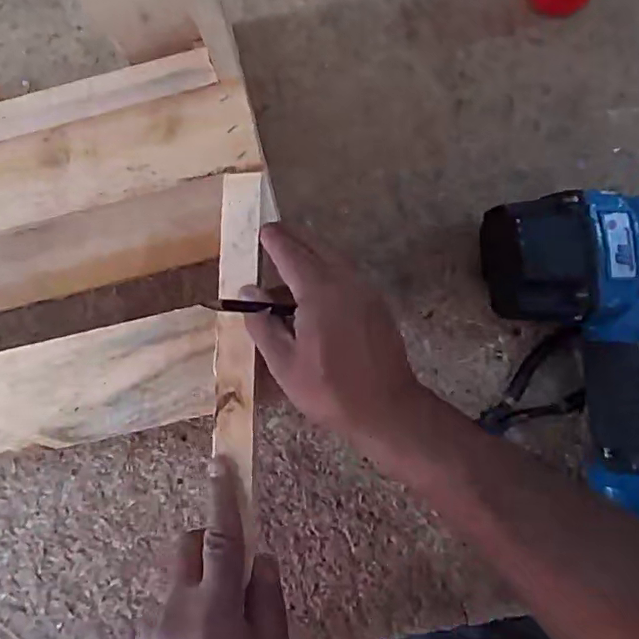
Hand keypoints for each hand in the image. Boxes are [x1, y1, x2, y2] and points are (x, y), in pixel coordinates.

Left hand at [132, 458, 290, 638]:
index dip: (223, 496)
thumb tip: (261, 557)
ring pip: (172, 581)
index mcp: (213, 609)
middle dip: (209, 544)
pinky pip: (161, 614)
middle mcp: (173, 610)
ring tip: (218, 632)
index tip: (220, 462)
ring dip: (195, 584)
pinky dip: (181, 615)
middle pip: (186, 548)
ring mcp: (149, 633)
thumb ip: (267, 604)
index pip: (221, 537)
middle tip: (233, 575)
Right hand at [242, 223, 438, 443]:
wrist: (388, 409)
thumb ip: (263, 323)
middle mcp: (345, 281)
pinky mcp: (376, 304)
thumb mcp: (284, 364)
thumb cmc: (330, 390)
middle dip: (294, 238)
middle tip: (274, 234)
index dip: (275, 240)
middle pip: (316, 247)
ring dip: (311, 253)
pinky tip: (315, 287)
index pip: (291, 254)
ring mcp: (365, 291)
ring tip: (290, 259)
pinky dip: (327, 268)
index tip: (262, 229)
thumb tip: (249, 291)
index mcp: (319, 292)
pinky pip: (347, 274)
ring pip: (334, 259)